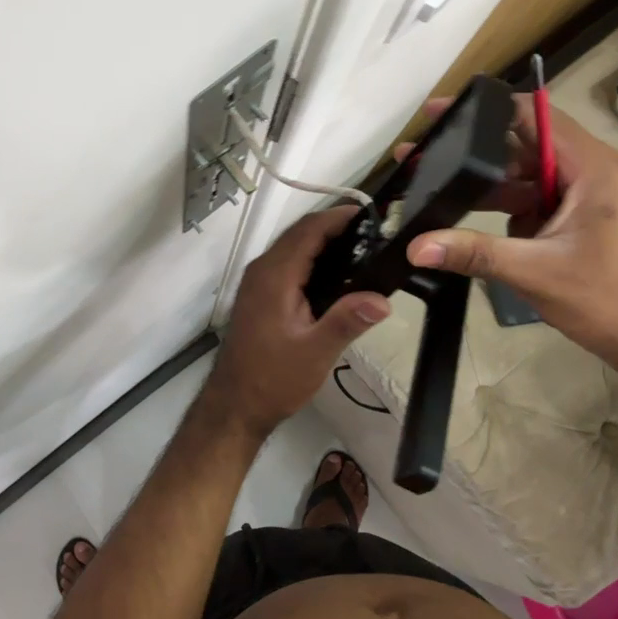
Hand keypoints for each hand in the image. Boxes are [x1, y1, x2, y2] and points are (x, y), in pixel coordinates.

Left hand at [208, 207, 392, 433]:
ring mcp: (257, 282)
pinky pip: (287, 264)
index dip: (337, 218)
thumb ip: (346, 322)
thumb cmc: (273, 378)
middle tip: (375, 233)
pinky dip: (311, 259)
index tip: (370, 214)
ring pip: (292, 248)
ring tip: (364, 249)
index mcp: (274, 276)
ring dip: (323, 243)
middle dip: (334, 228)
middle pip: (299, 234)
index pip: (307, 231)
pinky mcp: (259, 295)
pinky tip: (337, 275)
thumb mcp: (315, 353)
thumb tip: (381, 299)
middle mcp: (261, 271)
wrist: (235, 403)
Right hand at [401, 95, 617, 388]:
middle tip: (426, 163)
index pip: (534, 115)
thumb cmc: (614, 302)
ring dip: (496, 191)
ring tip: (446, 201)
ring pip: (535, 178)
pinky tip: (490, 234)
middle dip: (478, 156)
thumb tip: (414, 246)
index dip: (484, 110)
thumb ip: (472, 252)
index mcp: (595, 169)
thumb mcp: (534, 273)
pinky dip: (517, 213)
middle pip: (528, 146)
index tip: (439, 114)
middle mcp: (599, 173)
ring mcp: (599, 199)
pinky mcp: (595, 222)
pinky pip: (546, 202)